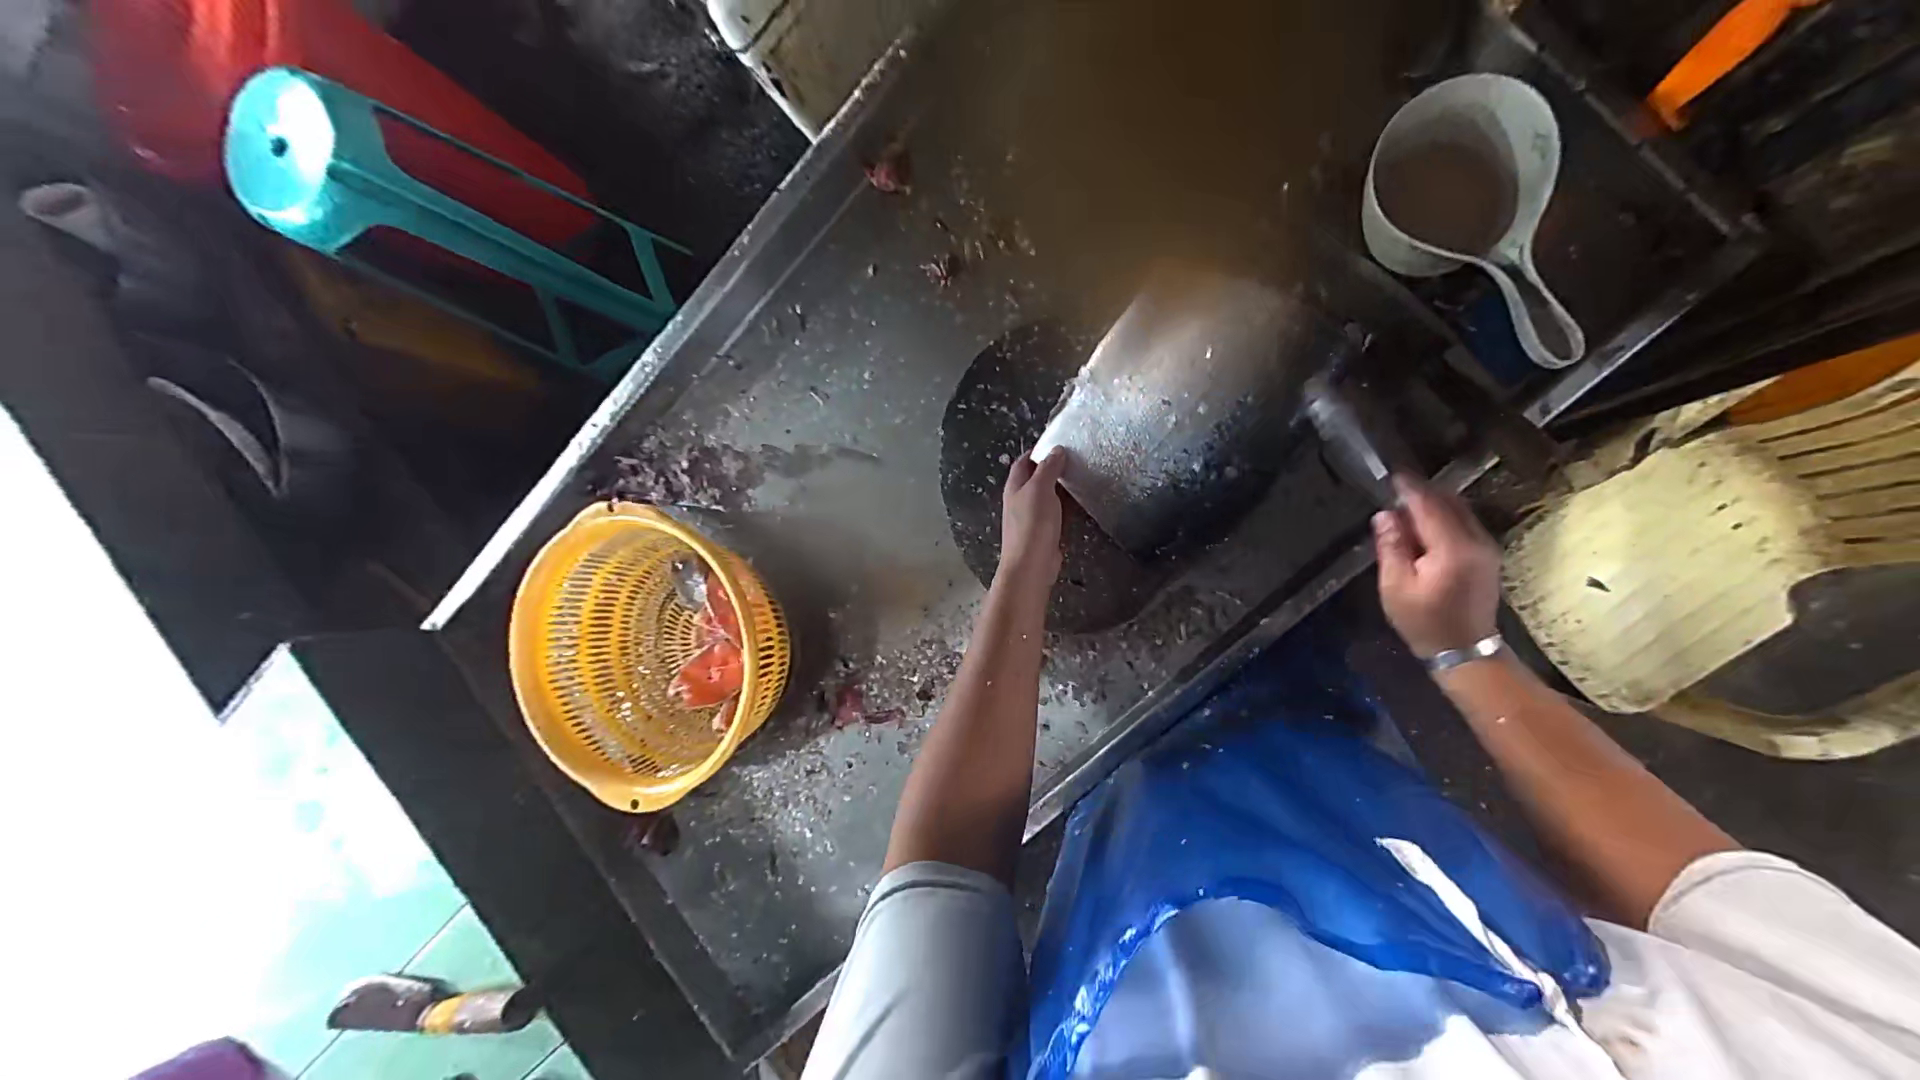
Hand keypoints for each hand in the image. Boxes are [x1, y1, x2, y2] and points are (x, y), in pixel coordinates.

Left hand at [997, 447, 1068, 589]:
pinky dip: (1066, 505)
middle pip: (1036, 477)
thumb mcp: (1040, 489)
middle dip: (1053, 467)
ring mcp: (1032, 517)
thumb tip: (1056, 450)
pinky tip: (1081, 501)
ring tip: (1082, 475)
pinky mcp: (1044, 531)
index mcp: (1015, 486)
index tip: (1059, 442)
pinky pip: (1056, 512)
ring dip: (1061, 486)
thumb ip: (1048, 469)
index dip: (1038, 451)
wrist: (1030, 565)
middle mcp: (1021, 500)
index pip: (1024, 461)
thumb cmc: (1032, 524)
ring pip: (1048, 495)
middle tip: (1076, 457)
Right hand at [1374, 474, 1502, 658]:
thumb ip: (1391, 547)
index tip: (1392, 475)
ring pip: (1460, 511)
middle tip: (1395, 487)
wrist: (1465, 650)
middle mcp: (1476, 542)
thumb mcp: (1395, 586)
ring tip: (1405, 503)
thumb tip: (1386, 515)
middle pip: (1449, 503)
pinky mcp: (1487, 555)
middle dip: (1423, 492)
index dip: (1410, 489)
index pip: (1430, 507)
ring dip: (1433, 503)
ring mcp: (1486, 548)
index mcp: (1452, 549)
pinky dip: (1443, 516)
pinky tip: (1424, 522)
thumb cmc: (1424, 622)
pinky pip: (1464, 523)